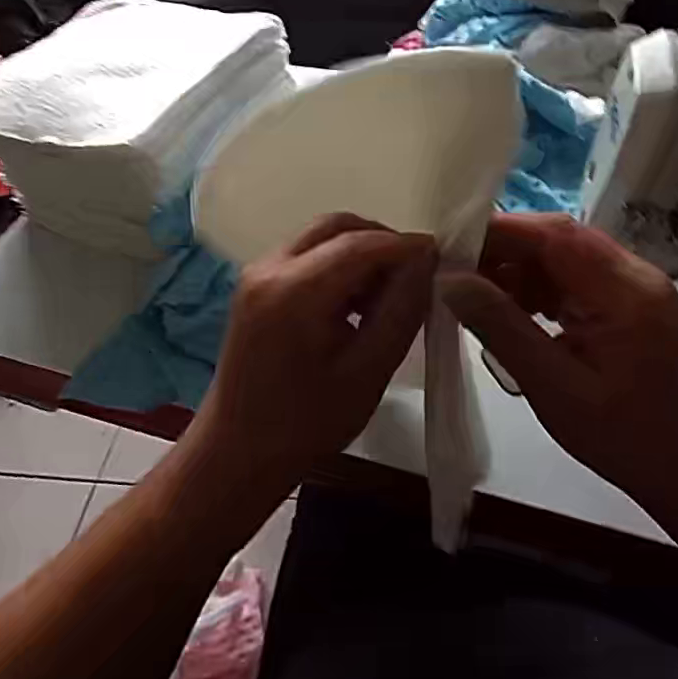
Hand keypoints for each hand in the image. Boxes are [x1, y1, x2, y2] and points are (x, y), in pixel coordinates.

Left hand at [185, 213, 436, 501]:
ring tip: (387, 295)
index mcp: (295, 292)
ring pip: (321, 237)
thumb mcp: (367, 372)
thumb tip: (426, 263)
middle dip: (381, 241)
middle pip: (336, 227)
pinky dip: (337, 265)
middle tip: (414, 273)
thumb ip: (401, 310)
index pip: (360, 244)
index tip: (441, 255)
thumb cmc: (306, 424)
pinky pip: (305, 255)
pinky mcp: (255, 284)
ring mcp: (257, 273)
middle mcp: (270, 268)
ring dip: (359, 252)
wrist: (236, 452)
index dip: (405, 244)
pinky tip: (356, 304)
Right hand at [438, 213, 677, 510]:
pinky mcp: (622, 299)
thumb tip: (450, 281)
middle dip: (505, 250)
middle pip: (558, 238)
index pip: (557, 236)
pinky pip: (570, 276)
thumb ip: (501, 329)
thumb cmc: (624, 438)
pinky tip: (511, 310)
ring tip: (478, 296)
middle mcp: (633, 275)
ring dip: (517, 269)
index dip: (502, 232)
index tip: (453, 244)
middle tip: (457, 272)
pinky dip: (535, 286)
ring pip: (561, 254)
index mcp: (626, 293)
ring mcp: (630, 285)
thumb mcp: (554, 388)